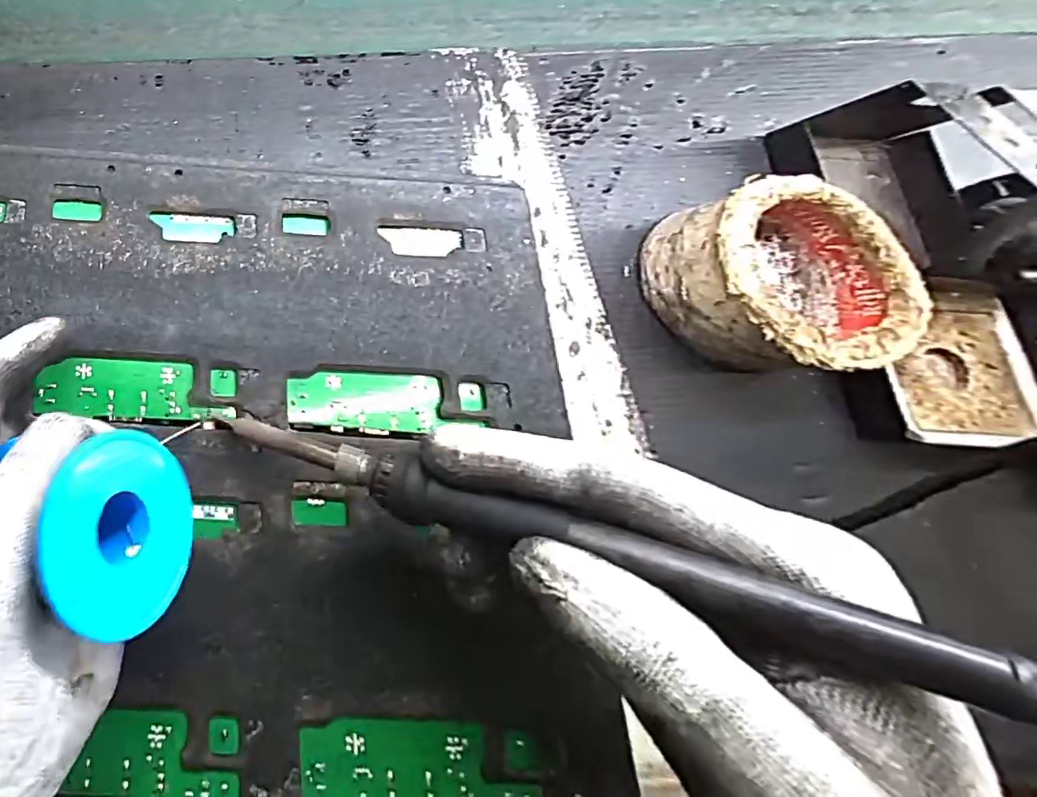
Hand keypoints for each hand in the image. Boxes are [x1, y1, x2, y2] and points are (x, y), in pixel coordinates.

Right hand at [422, 425, 997, 796]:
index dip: (519, 463)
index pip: (626, 488)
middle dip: (492, 498)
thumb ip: (674, 667)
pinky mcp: (673, 613)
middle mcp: (749, 561)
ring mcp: (709, 586)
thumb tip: (544, 558)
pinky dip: (514, 567)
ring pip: (569, 528)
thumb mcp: (782, 772)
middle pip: (588, 500)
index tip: (444, 456)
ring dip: (495, 536)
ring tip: (451, 554)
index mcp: (801, 574)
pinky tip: (486, 577)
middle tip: (420, 493)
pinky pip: (573, 566)